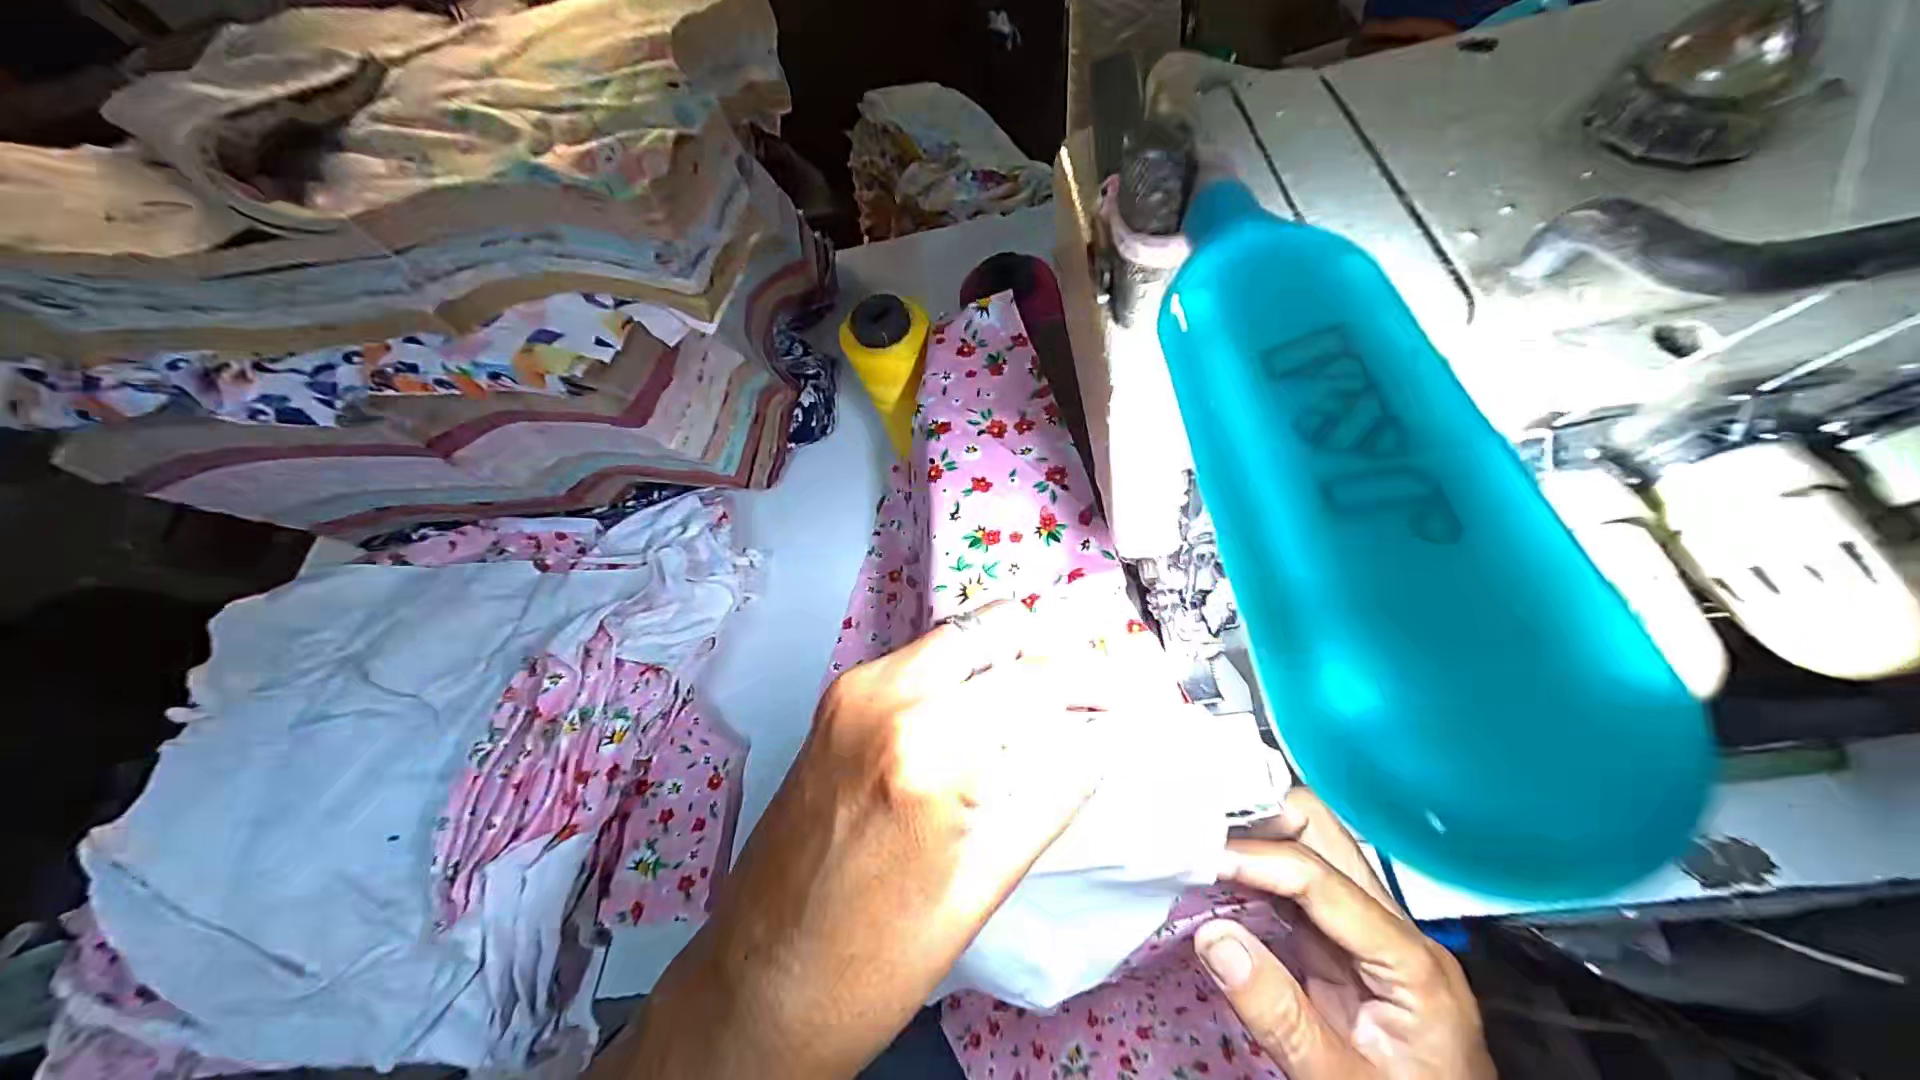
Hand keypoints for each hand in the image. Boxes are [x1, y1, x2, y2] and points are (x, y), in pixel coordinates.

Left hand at [617, 600, 1154, 1079]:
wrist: (756, 980)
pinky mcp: (835, 700)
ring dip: (1008, 651)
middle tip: (1091, 678)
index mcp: (925, 750)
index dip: (1094, 677)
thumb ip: (1052, 794)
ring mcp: (851, 691)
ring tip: (1051, 690)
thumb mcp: (981, 885)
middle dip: (1051, 645)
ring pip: (953, 637)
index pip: (1035, 680)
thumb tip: (1104, 738)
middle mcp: (882, 698)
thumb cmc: (870, 962)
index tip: (1128, 687)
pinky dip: (964, 668)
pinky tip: (989, 704)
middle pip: (992, 630)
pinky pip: (918, 660)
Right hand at [1193, 789, 1496, 1079]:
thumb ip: (1280, 1016)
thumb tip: (1211, 937)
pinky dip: (1251, 870)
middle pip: (1324, 834)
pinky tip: (1217, 877)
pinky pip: (1292, 882)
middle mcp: (1395, 928)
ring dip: (1253, 839)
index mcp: (1411, 962)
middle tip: (1200, 830)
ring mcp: (1369, 930)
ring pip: (1308, 845)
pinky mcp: (1341, 941)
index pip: (1323, 879)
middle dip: (1259, 819)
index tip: (1200, 857)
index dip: (1258, 859)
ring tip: (1199, 845)